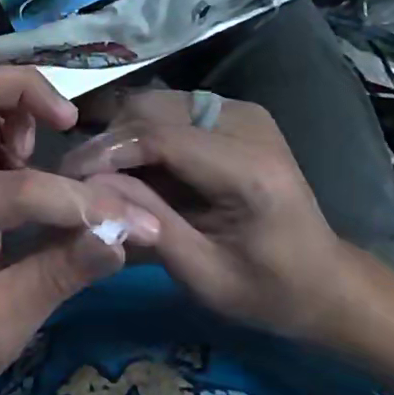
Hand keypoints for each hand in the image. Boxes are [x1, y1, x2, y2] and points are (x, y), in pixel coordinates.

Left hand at [0, 68, 161, 394]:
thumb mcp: (2, 324)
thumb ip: (59, 276)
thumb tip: (119, 236)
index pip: (21, 189)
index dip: (79, 203)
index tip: (130, 226)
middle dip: (23, 89)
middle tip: (68, 119)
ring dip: (23, 97)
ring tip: (63, 126)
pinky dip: (24, 117)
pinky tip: (48, 145)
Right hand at [61, 89, 371, 340]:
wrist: (326, 279)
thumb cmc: (269, 292)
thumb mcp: (205, 277)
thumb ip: (149, 225)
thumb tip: (92, 187)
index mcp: (248, 170)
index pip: (159, 137)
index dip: (106, 152)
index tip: (67, 177)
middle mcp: (246, 123)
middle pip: (153, 109)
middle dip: (107, 139)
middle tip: (75, 177)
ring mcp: (241, 110)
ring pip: (156, 102)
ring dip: (120, 132)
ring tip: (96, 171)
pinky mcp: (233, 111)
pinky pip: (170, 109)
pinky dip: (141, 131)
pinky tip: (128, 163)